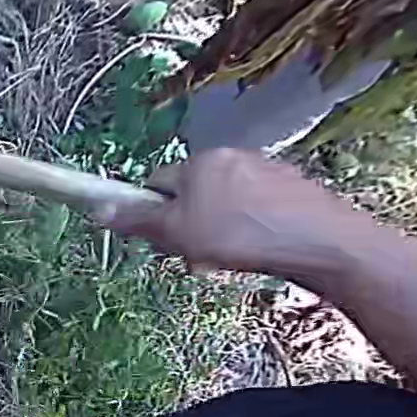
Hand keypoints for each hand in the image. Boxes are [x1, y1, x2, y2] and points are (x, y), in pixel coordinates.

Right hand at [103, 148, 383, 280]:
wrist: (318, 242)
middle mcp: (231, 157)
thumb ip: (136, 220)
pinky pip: (249, 209)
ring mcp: (264, 170)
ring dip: (210, 231)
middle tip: (189, 254)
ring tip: (220, 259)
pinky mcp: (291, 188)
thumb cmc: (234, 235)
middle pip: (188, 194)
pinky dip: (242, 230)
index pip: (155, 183)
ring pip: (218, 204)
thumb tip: (98, 209)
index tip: (158, 239)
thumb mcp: (173, 232)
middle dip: (183, 225)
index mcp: (199, 162)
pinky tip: (250, 252)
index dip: (149, 213)